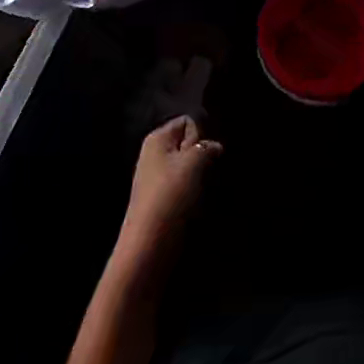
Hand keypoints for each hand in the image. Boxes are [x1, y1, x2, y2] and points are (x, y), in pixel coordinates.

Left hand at [119, 116, 221, 256]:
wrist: (150, 240)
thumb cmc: (171, 194)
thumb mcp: (193, 163)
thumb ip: (205, 147)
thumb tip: (214, 145)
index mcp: (157, 138)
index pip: (186, 122)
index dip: (200, 134)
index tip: (207, 152)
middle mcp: (154, 153)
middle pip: (186, 144)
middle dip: (201, 154)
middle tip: (208, 170)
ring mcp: (156, 176)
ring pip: (186, 165)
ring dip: (199, 173)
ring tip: (204, 186)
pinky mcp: (161, 196)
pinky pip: (182, 183)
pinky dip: (192, 188)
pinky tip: (197, 198)